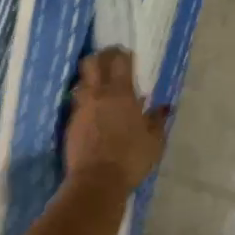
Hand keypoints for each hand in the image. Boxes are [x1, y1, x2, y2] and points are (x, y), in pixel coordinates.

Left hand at [63, 47, 169, 195]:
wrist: (97, 180)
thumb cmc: (130, 159)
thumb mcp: (154, 141)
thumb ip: (158, 120)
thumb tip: (164, 105)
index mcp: (121, 93)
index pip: (119, 61)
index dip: (122, 54)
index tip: (126, 54)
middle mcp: (98, 93)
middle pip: (92, 62)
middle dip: (100, 56)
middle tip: (109, 60)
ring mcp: (81, 106)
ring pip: (81, 80)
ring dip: (89, 77)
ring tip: (98, 83)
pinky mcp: (70, 121)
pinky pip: (76, 100)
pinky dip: (84, 97)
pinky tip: (91, 106)